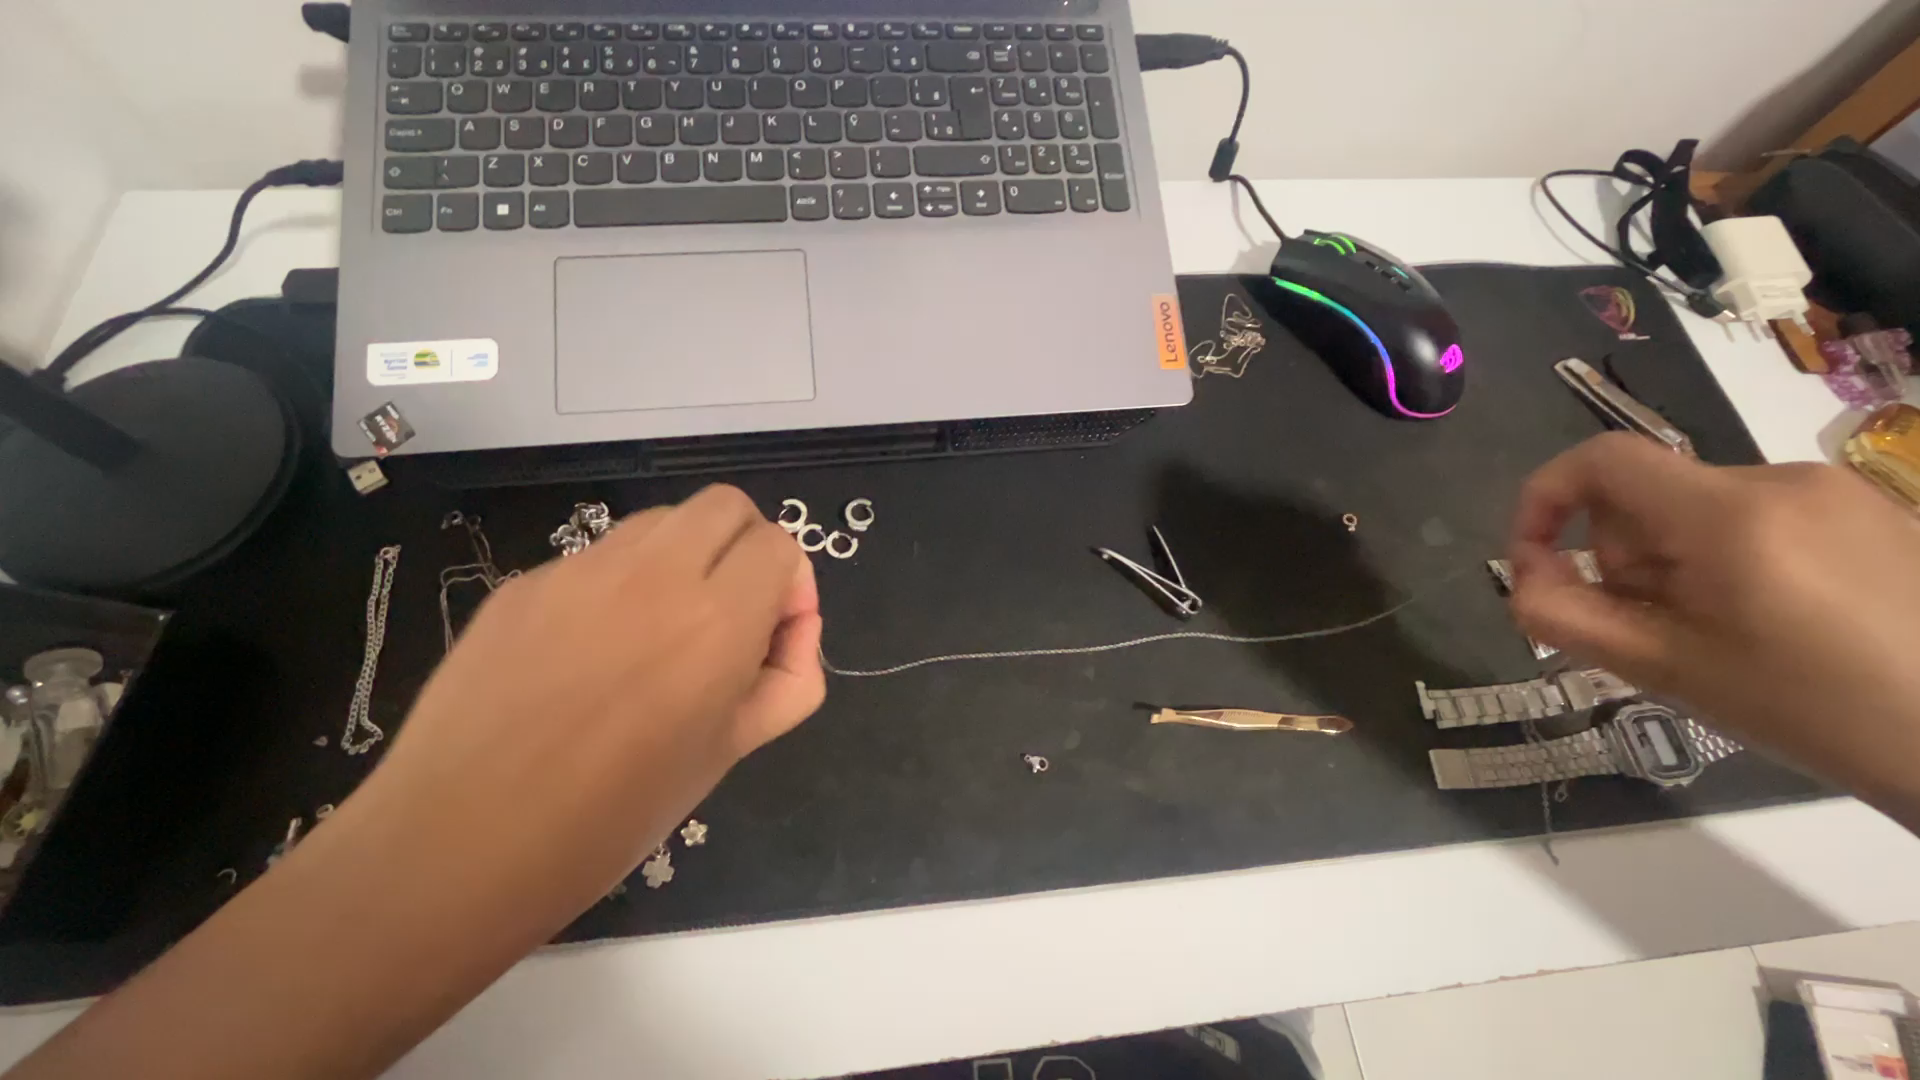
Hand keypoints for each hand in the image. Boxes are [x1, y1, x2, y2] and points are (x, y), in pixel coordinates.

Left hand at [352, 484, 824, 915]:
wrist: (459, 844)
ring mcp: (579, 570)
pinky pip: (596, 558)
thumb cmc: (613, 816)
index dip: (790, 585)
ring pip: (659, 521)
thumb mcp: (728, 754)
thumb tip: (789, 630)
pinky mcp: (524, 583)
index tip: (771, 635)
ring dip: (683, 556)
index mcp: (716, 621)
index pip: (779, 545)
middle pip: (726, 505)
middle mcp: (653, 574)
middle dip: (745, 546)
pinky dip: (619, 585)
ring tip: (660, 631)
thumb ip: (787, 681)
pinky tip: (589, 654)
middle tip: (731, 613)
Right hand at [1508, 434, 1919, 817]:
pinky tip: (1773, 621)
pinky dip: (1729, 561)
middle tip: (1657, 630)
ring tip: (1721, 633)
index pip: (1601, 459)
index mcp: (1728, 512)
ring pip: (1695, 511)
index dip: (1543, 497)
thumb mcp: (1662, 669)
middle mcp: (1781, 478)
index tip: (1535, 559)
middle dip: (1624, 558)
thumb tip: (1525, 570)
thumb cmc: (1812, 710)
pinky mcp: (1874, 510)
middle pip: (1646, 496)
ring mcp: (1837, 491)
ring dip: (1675, 564)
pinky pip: (1755, 518)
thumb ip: (1562, 614)